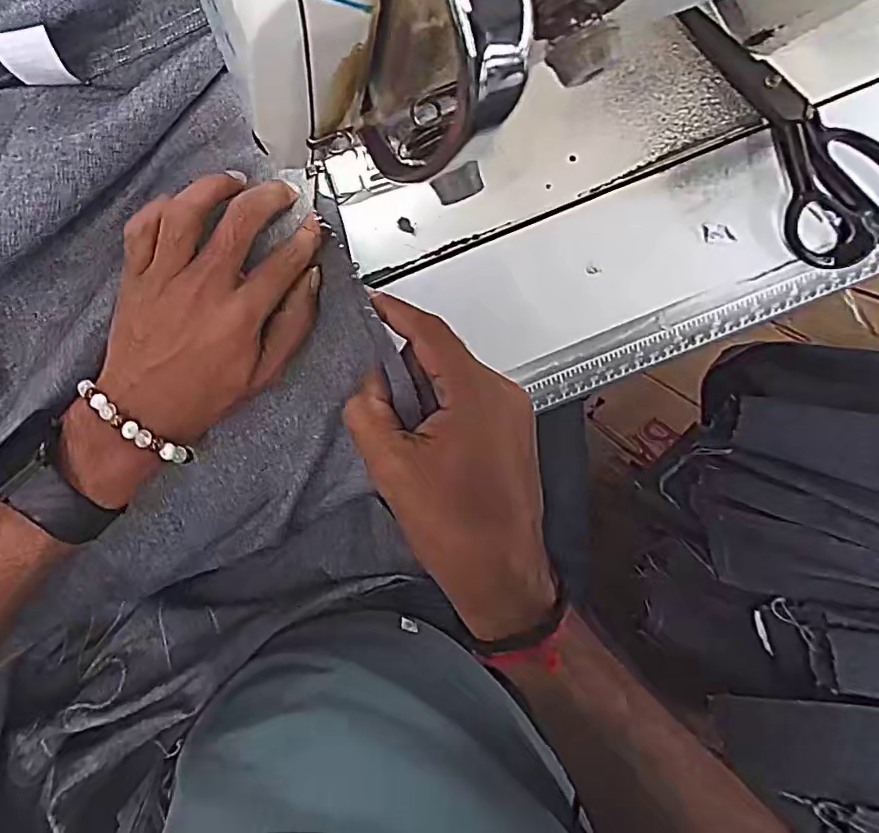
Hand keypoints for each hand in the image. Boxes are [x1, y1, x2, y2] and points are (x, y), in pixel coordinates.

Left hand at [60, 172, 322, 507]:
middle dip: (268, 196)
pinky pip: (142, 228)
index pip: (283, 260)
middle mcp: (202, 289)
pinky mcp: (136, 277)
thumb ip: (293, 325)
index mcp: (238, 315)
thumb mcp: (262, 373)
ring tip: (232, 182)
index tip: (311, 226)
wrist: (141, 411)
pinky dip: (160, 207)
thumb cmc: (200, 395)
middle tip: (280, 192)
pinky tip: (180, 203)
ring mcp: (165, 279)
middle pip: (240, 221)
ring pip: (187, 212)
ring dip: (213, 187)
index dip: (305, 237)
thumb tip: (310, 281)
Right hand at [343, 292, 555, 641]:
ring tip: (404, 437)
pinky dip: (439, 408)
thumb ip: (368, 411)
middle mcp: (502, 396)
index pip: (431, 333)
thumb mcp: (391, 466)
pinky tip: (424, 445)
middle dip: (402, 370)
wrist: (501, 577)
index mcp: (476, 395)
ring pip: (452, 379)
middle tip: (376, 397)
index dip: (396, 312)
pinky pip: (466, 400)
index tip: (374, 301)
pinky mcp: (511, 431)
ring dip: (421, 394)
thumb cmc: (459, 530)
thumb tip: (367, 385)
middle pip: (440, 357)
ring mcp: (511, 413)